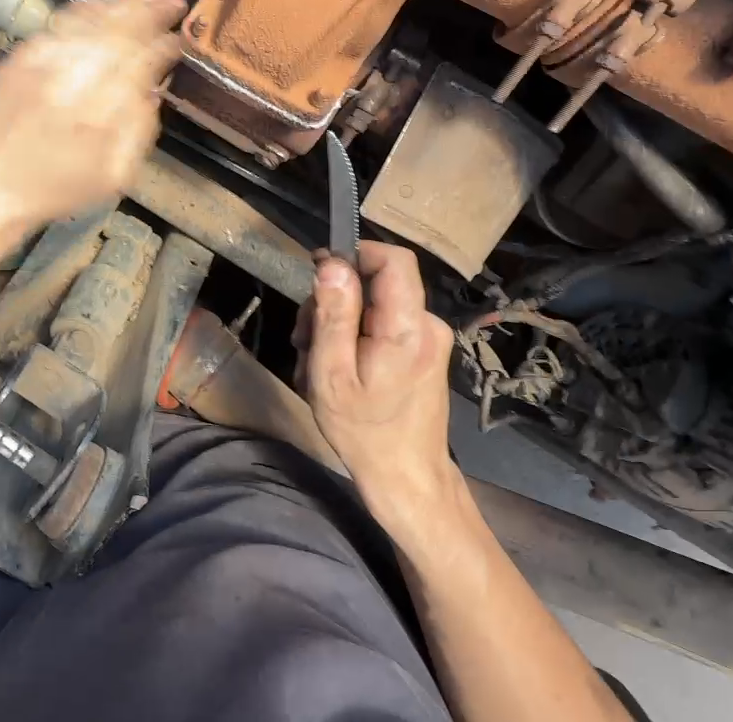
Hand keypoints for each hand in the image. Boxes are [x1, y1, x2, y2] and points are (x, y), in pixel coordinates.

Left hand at [0, 0, 185, 237]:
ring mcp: (39, 65)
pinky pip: (54, 26)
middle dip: (148, 11)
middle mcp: (70, 78)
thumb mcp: (113, 176)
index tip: (178, 39)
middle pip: (118, 30)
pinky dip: (81, 14)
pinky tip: (97, 10)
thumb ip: (139, 130)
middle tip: (170, 0)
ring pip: (86, 21)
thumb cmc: (56, 191)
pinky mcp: (16, 60)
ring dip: (118, 6)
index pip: (142, 60)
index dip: (164, 45)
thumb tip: (151, 92)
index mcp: (100, 110)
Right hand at [298, 241, 458, 520]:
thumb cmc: (364, 430)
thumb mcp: (331, 374)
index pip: (393, 259)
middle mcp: (427, 325)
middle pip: (375, 283)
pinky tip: (336, 369)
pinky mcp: (423, 352)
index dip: (354, 254)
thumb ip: (333, 316)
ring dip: (337, 324)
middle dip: (333, 301)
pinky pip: (382, 325)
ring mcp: (429, 339)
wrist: (406, 478)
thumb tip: (331, 264)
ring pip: (374, 305)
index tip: (319, 272)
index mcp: (408, 328)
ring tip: (316, 363)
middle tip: (303, 340)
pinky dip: (354, 339)